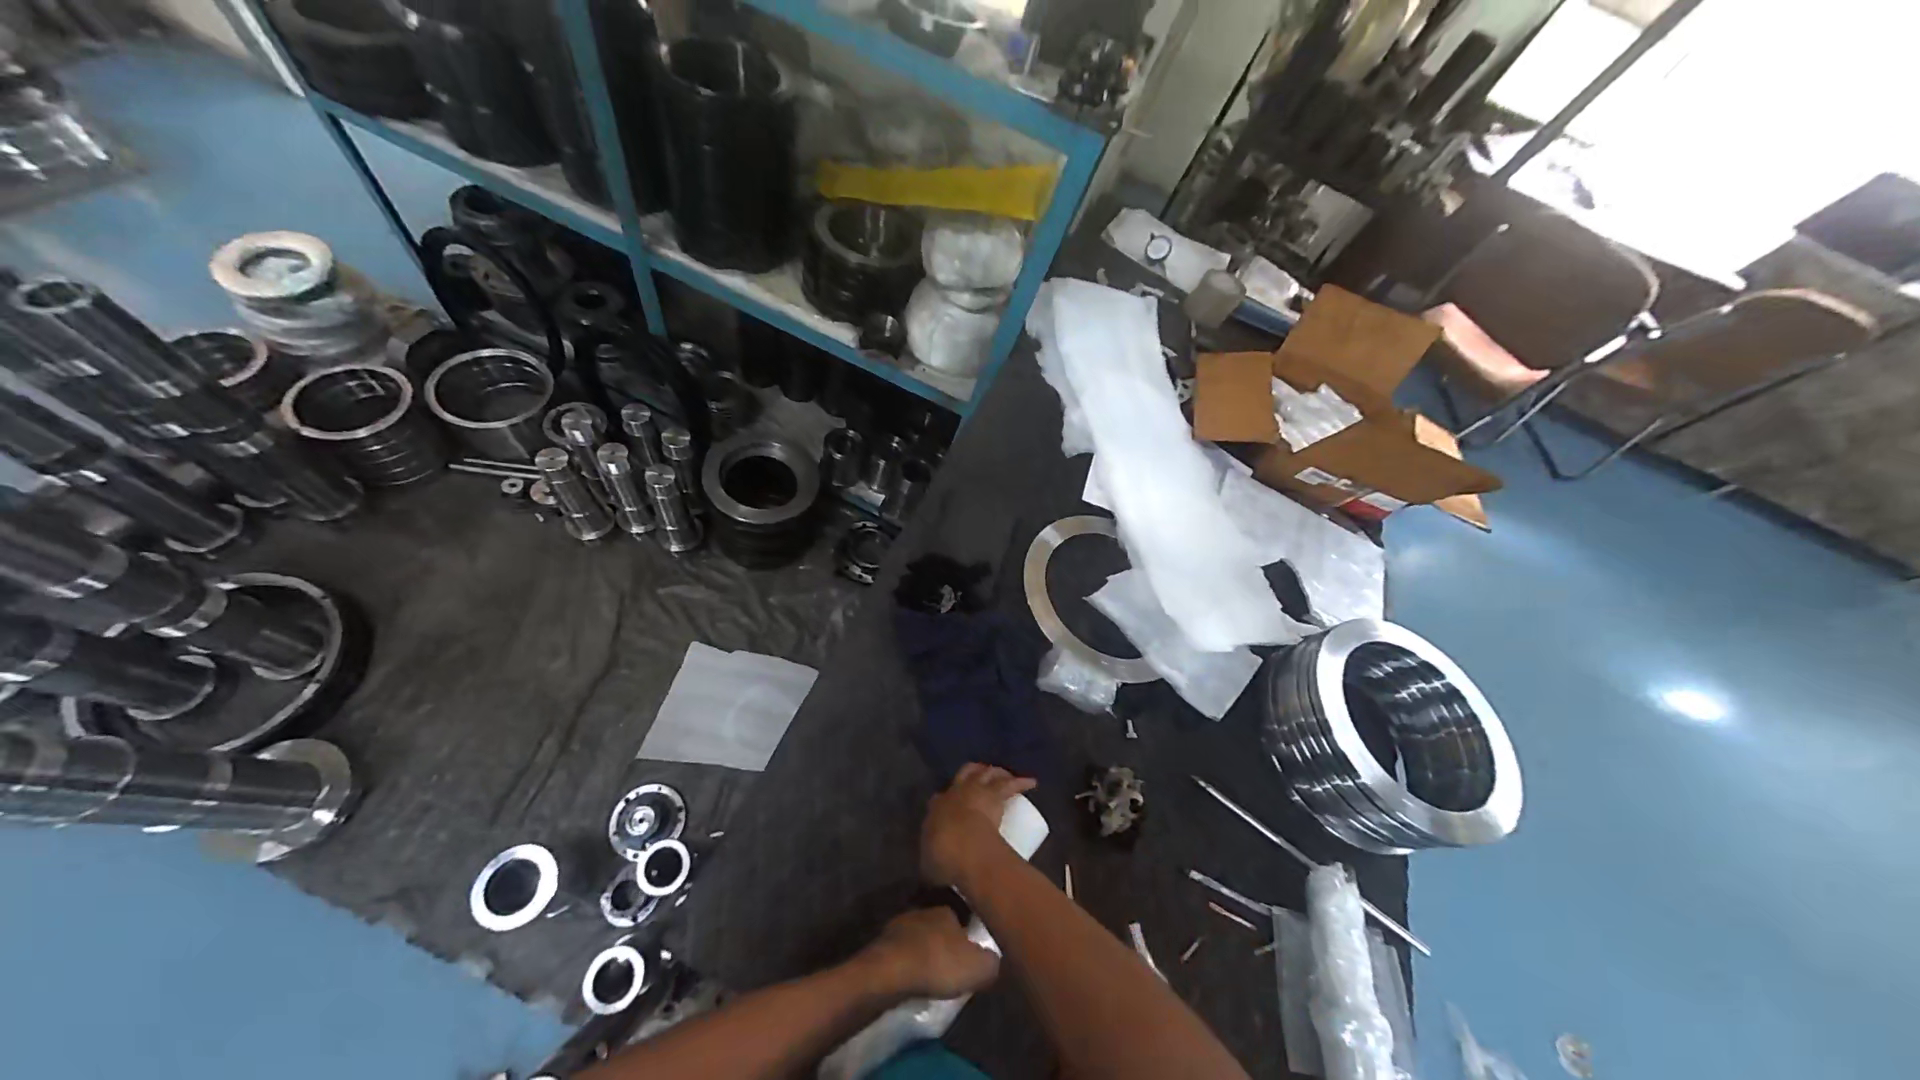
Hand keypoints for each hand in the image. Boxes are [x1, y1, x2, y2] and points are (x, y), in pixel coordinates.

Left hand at [857, 907, 999, 999]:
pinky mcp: (882, 943)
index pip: (963, 908)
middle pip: (939, 918)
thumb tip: (994, 957)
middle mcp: (923, 907)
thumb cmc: (939, 963)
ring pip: (918, 931)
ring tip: (933, 964)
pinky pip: (902, 947)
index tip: (974, 938)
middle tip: (954, 952)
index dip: (969, 924)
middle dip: (945, 933)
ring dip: (924, 945)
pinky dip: (908, 957)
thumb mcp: (980, 967)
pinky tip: (913, 971)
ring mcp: (900, 923)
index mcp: (948, 906)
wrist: (890, 973)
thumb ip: (992, 960)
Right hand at [921, 763, 1037, 889]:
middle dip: (972, 772)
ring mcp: (976, 790)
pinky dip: (1022, 782)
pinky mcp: (995, 795)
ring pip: (987, 772)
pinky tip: (1031, 783)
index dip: (943, 801)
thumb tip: (938, 877)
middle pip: (965, 773)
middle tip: (980, 777)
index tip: (948, 805)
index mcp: (935, 809)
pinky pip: (1010, 784)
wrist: (962, 846)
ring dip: (996, 772)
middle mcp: (955, 793)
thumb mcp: (930, 863)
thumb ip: (933, 868)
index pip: (938, 800)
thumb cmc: (944, 857)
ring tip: (1003, 775)